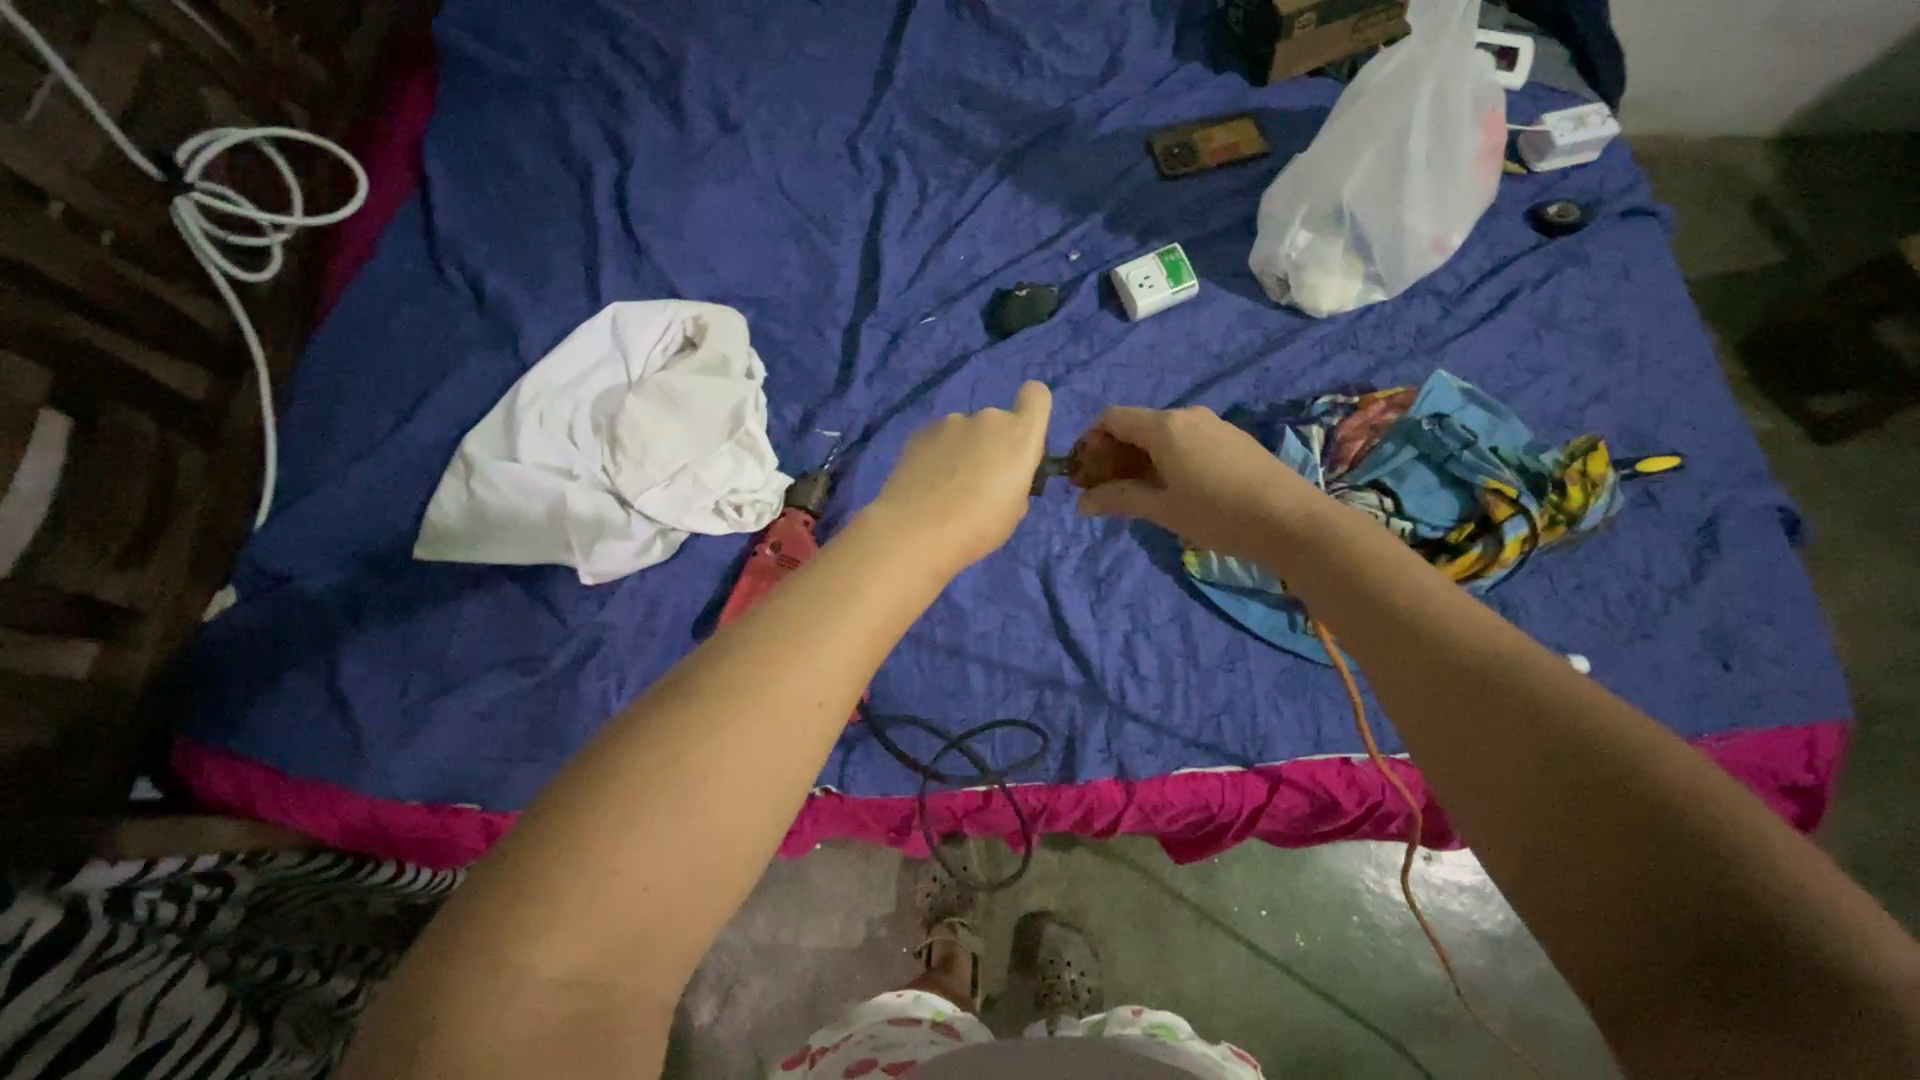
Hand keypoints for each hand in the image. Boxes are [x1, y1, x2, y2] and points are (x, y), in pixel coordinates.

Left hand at [866, 381, 1051, 571]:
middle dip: (992, 444)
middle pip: (998, 422)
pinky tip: (927, 483)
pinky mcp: (920, 432)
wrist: (916, 530)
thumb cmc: (978, 526)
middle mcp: (988, 419)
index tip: (1022, 439)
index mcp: (1019, 436)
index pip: (1037, 395)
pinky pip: (939, 439)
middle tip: (979, 482)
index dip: (1031, 411)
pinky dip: (937, 455)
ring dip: (962, 451)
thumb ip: (1017, 480)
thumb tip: (1004, 476)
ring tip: (947, 488)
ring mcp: (951, 422)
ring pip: (965, 432)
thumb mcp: (1014, 510)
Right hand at [1075, 405, 1323, 557]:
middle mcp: (1187, 415)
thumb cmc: (1218, 514)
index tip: (1085, 473)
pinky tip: (1176, 489)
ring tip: (1140, 494)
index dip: (1091, 441)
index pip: (1112, 417)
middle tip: (1106, 490)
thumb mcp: (1162, 509)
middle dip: (1115, 454)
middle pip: (1137, 425)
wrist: (1291, 520)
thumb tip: (1082, 503)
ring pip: (1164, 434)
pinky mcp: (1233, 439)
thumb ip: (1119, 499)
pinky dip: (1169, 458)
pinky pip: (1187, 440)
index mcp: (1164, 426)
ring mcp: (1214, 425)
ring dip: (1142, 458)